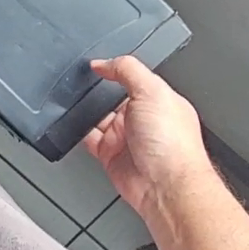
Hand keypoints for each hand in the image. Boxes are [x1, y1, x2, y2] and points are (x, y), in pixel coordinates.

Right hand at [82, 57, 217, 220]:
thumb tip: (104, 63)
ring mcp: (125, 136)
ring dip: (84, 112)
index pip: (132, 78)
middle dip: (95, 93)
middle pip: (110, 97)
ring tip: (77, 107)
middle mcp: (142, 118)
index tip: (96, 66)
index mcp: (158, 100)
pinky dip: (78, 132)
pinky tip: (75, 126)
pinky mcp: (110, 153)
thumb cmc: (173, 146)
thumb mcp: (153, 92)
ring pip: (96, 117)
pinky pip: (88, 138)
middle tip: (83, 88)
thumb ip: (128, 71)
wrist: (165, 187)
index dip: (113, 71)